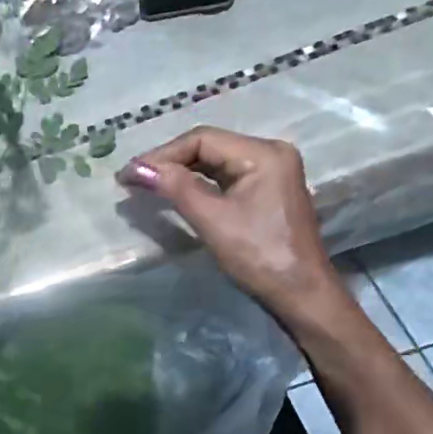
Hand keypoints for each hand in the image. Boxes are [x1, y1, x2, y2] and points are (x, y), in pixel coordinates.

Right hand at [117, 127, 341, 321]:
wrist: (302, 294)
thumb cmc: (260, 257)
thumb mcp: (214, 221)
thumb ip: (176, 189)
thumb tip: (137, 168)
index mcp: (264, 153)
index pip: (202, 139)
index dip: (162, 154)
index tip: (130, 174)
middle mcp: (270, 153)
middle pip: (209, 146)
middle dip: (170, 162)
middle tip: (133, 180)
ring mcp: (271, 172)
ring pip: (216, 162)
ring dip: (182, 172)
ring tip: (148, 185)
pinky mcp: (267, 191)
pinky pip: (225, 178)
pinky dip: (199, 185)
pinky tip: (177, 193)